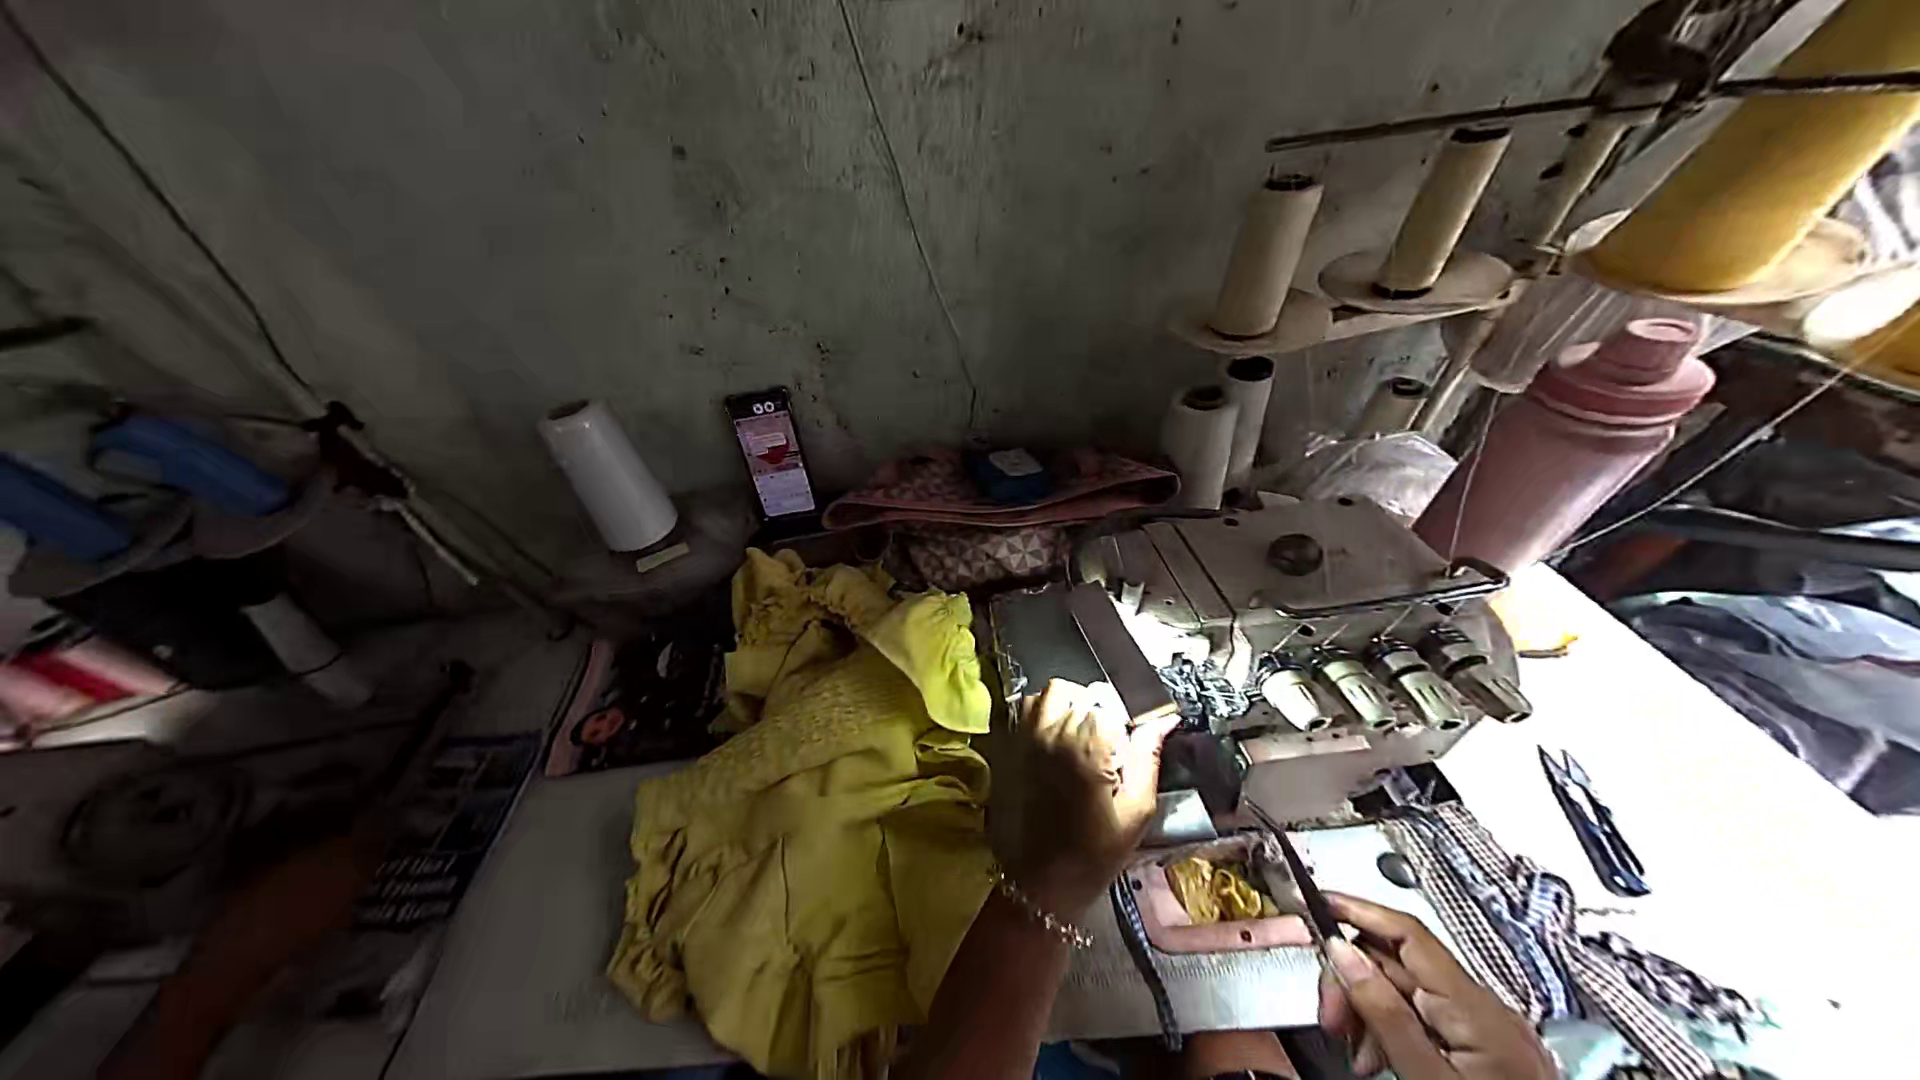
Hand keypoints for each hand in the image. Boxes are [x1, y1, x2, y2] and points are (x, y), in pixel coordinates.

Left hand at [994, 679, 1179, 914]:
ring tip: (1083, 734)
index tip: (1128, 745)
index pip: (1112, 705)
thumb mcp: (1136, 809)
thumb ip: (1147, 756)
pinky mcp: (1011, 743)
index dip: (1126, 722)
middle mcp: (1053, 732)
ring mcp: (1026, 735)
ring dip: (1072, 703)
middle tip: (1109, 744)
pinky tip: (1057, 735)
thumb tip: (1166, 719)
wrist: (1042, 880)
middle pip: (1084, 694)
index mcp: (1086, 747)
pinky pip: (1028, 705)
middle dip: (1102, 712)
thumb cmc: (1095, 851)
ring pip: (1054, 692)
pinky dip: (1045, 709)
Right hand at [1317, 893, 1554, 1079]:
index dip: (1359, 910)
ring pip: (1405, 992)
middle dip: (1354, 980)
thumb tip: (1342, 951)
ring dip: (1366, 1010)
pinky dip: (1390, 1030)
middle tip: (1330, 1013)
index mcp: (1479, 1012)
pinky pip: (1423, 1020)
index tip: (1320, 902)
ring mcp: (1489, 1035)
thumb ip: (1383, 1012)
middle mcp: (1489, 1013)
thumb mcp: (1427, 1079)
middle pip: (1399, 964)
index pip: (1408, 933)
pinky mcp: (1484, 1055)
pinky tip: (1376, 1058)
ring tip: (1354, 1050)